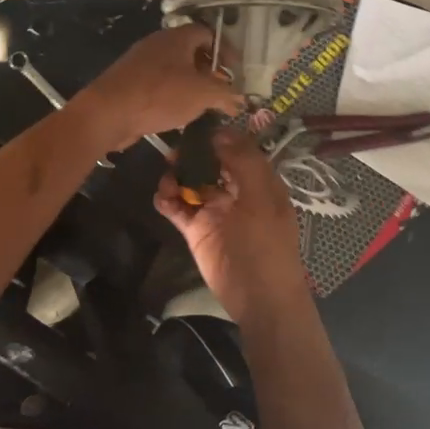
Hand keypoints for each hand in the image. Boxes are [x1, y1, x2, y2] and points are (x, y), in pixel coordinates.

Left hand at [74, 25, 243, 139]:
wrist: (108, 112)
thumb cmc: (159, 95)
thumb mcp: (202, 94)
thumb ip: (225, 94)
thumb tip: (239, 99)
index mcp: (176, 38)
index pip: (207, 33)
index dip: (225, 50)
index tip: (235, 71)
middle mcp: (157, 43)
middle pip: (190, 50)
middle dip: (209, 70)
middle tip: (220, 91)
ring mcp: (140, 62)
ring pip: (174, 68)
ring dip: (190, 84)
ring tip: (202, 106)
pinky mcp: (129, 81)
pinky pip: (158, 83)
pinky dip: (171, 94)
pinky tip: (177, 114)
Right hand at [155, 128, 310, 319]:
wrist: (260, 300)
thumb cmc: (267, 247)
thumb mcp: (262, 200)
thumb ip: (244, 163)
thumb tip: (220, 133)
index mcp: (257, 181)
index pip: (237, 149)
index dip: (218, 137)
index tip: (196, 128)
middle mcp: (234, 191)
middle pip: (208, 162)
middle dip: (191, 155)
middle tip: (174, 154)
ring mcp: (213, 210)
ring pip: (189, 182)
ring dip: (176, 177)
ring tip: (168, 182)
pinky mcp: (195, 230)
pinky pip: (176, 208)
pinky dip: (166, 200)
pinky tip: (163, 199)